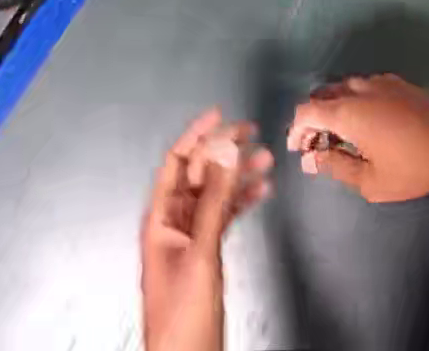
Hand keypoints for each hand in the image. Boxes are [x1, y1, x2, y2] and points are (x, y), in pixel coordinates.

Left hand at [142, 109, 273, 350]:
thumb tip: (225, 151)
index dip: (196, 135)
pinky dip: (242, 199)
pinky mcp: (207, 253)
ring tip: (266, 158)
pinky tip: (261, 189)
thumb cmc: (184, 315)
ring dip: (239, 173)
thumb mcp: (201, 251)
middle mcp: (174, 223)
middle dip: (225, 151)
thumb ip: (214, 200)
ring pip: (217, 192)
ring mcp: (191, 238)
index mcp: (161, 219)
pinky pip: (225, 214)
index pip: (178, 164)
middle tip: (252, 131)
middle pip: (200, 174)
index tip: (219, 114)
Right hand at [286, 74, 428, 203]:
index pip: (307, 111)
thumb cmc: (411, 167)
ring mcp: (380, 82)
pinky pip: (364, 85)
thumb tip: (309, 159)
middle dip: (314, 118)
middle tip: (317, 145)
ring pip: (344, 87)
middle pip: (324, 94)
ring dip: (334, 107)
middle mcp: (360, 89)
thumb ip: (335, 166)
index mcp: (348, 111)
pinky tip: (365, 122)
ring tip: (340, 135)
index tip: (299, 150)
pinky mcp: (397, 82)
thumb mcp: (369, 180)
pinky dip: (354, 99)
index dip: (296, 129)